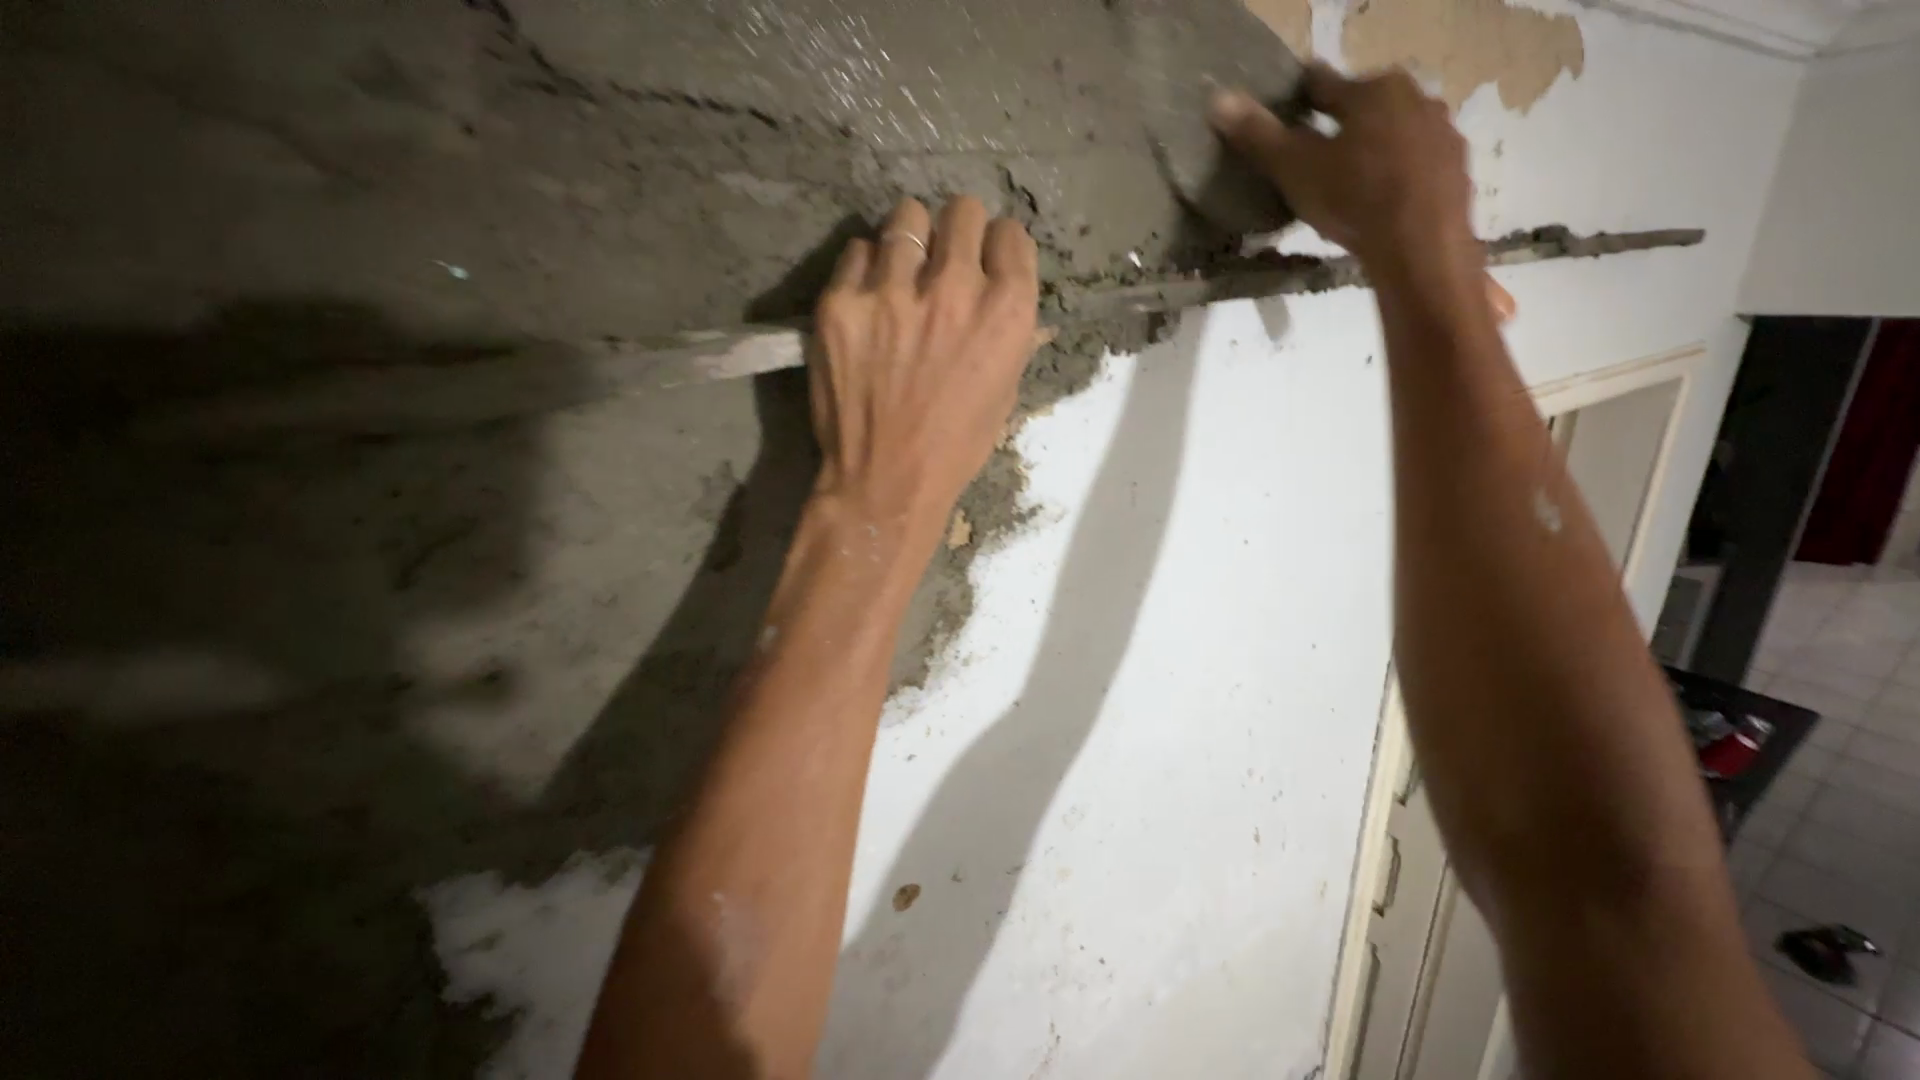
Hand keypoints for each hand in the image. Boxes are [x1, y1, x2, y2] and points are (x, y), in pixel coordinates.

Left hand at [808, 196, 1039, 534]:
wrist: (884, 480)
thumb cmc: (955, 447)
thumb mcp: (1006, 391)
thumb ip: (1008, 332)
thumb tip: (1003, 295)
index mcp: (1006, 312)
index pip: (1010, 234)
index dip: (998, 247)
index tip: (986, 262)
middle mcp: (954, 288)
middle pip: (961, 210)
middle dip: (958, 230)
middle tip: (943, 258)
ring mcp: (893, 291)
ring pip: (906, 217)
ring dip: (910, 239)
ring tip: (902, 270)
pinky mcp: (842, 301)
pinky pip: (859, 251)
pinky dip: (867, 268)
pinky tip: (869, 299)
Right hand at [1209, 64, 1477, 276]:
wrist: (1421, 247)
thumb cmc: (1353, 198)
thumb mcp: (1294, 169)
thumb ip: (1258, 135)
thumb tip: (1218, 101)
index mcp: (1374, 89)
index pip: (1323, 86)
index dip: (1298, 102)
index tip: (1284, 119)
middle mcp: (1416, 99)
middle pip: (1364, 110)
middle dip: (1339, 130)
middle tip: (1312, 162)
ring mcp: (1442, 134)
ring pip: (1393, 138)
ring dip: (1371, 154)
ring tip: (1345, 189)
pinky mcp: (1457, 170)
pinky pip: (1416, 167)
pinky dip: (1396, 179)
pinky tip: (1378, 207)